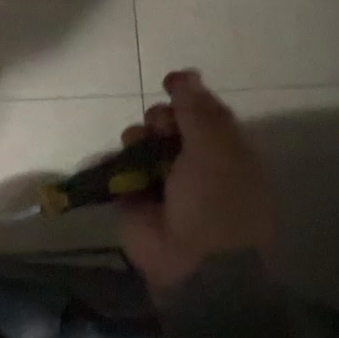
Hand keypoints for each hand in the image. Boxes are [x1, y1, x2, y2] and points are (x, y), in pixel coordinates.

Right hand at [116, 70, 275, 294]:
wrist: (195, 263)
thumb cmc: (216, 202)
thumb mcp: (215, 150)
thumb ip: (197, 111)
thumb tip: (186, 74)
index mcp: (226, 151)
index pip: (204, 113)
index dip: (187, 95)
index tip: (168, 81)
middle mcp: (195, 163)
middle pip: (169, 125)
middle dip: (160, 118)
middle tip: (158, 128)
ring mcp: (162, 182)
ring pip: (141, 144)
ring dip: (136, 138)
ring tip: (135, 148)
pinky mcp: (133, 200)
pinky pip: (117, 171)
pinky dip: (112, 164)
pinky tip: (112, 164)